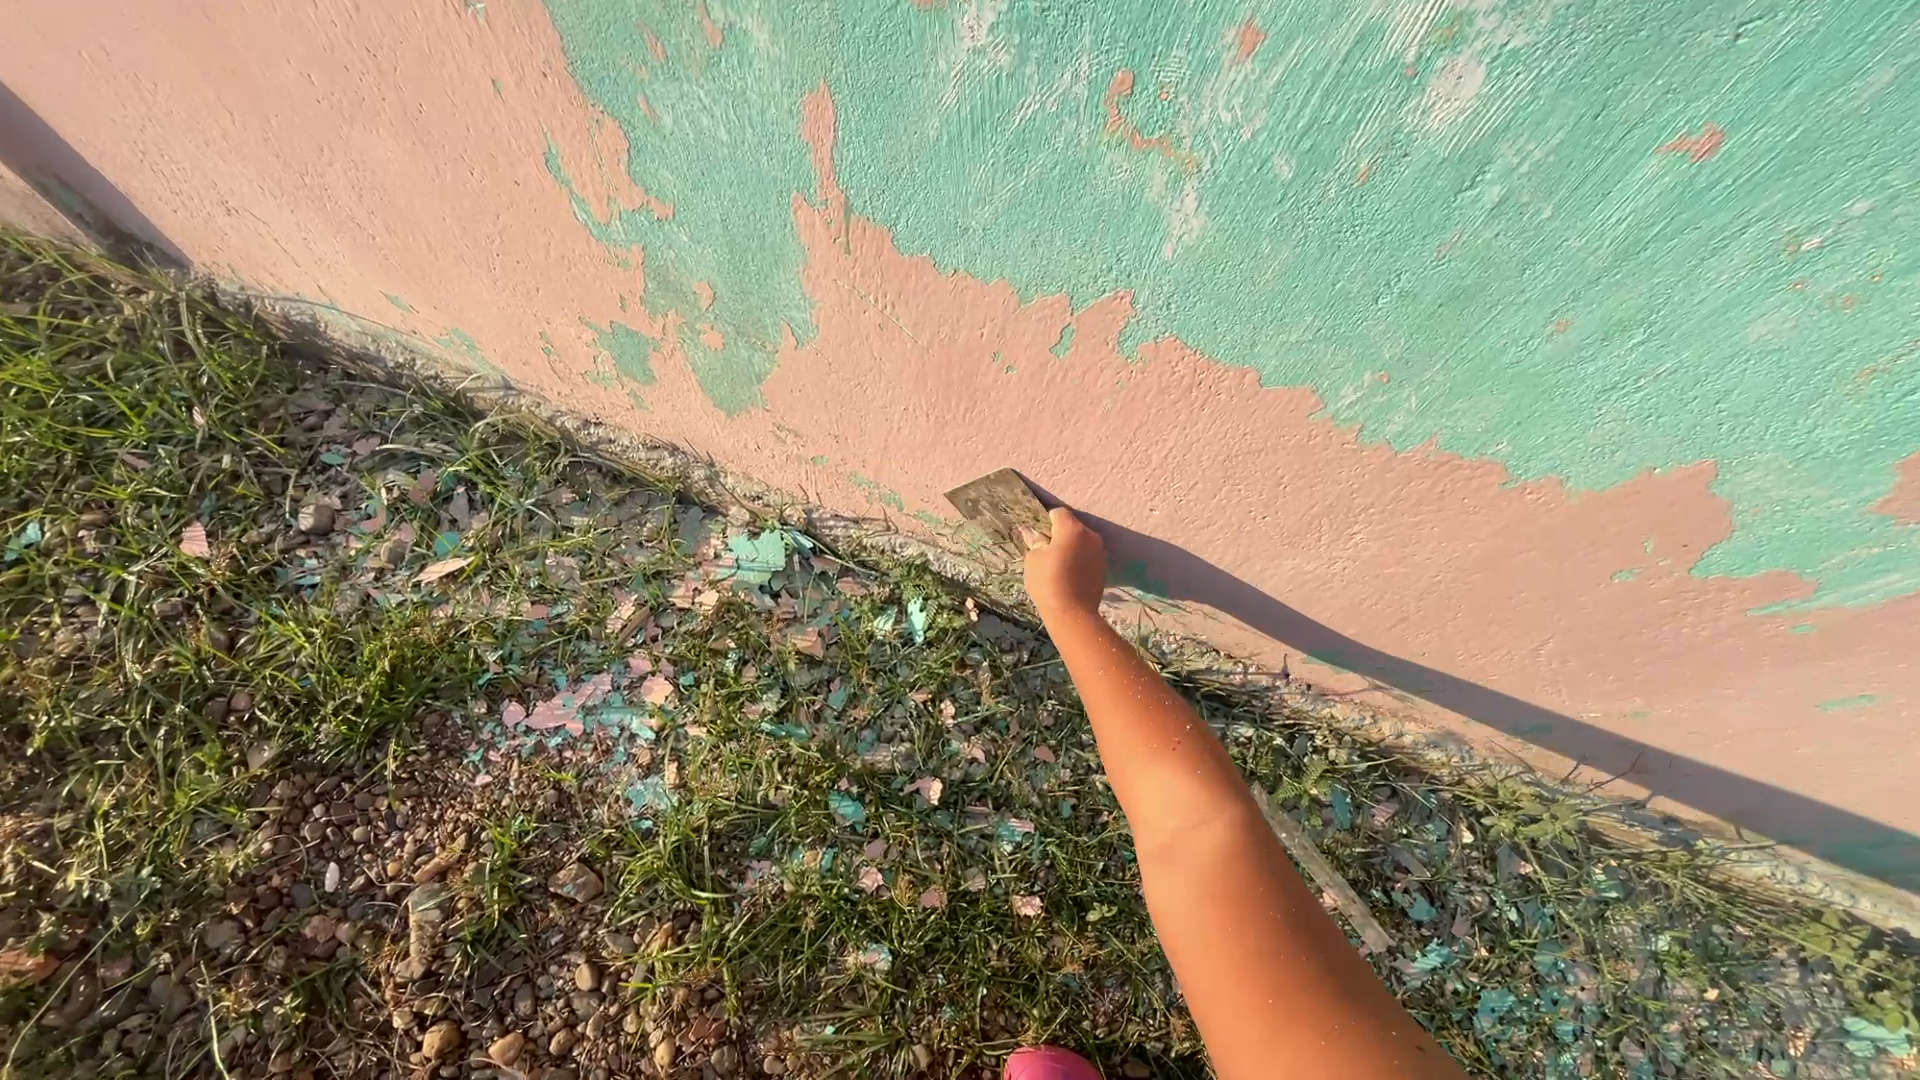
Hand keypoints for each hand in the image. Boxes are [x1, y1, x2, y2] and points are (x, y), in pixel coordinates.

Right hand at [1020, 506, 1106, 620]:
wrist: (1072, 614)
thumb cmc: (1048, 582)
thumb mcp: (1034, 560)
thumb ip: (1034, 541)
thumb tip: (1029, 531)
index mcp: (1071, 529)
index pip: (1058, 513)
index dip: (1046, 520)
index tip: (1038, 535)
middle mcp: (1090, 535)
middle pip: (1072, 526)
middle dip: (1060, 533)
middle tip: (1046, 550)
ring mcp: (1099, 551)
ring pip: (1082, 541)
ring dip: (1071, 546)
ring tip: (1058, 564)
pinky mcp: (1103, 567)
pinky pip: (1088, 555)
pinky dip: (1079, 558)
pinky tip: (1069, 574)